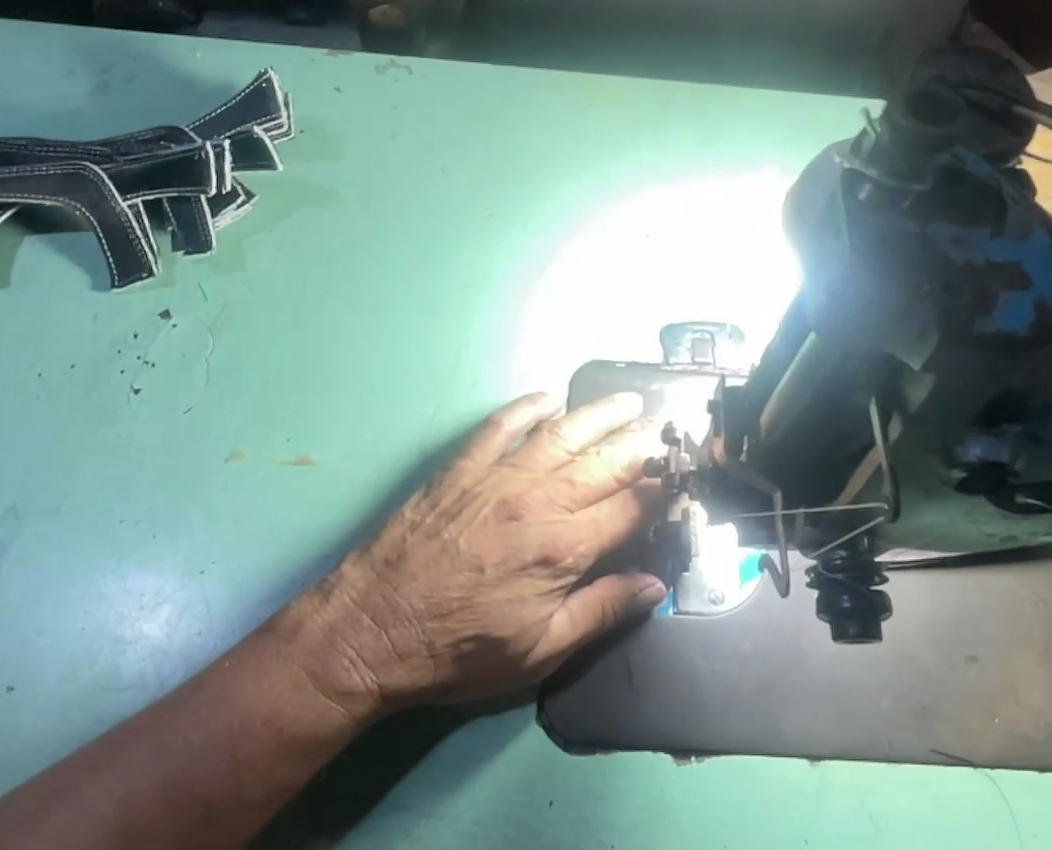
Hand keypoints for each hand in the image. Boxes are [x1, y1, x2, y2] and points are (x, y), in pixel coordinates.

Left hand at [299, 392, 666, 710]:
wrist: (370, 631)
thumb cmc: (458, 652)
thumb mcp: (539, 652)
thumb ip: (601, 612)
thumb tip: (656, 585)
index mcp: (564, 548)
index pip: (632, 506)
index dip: (663, 492)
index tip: (681, 480)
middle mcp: (538, 500)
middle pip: (605, 461)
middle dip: (643, 444)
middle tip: (667, 430)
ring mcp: (497, 477)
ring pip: (561, 433)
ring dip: (599, 413)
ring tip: (627, 400)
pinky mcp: (461, 468)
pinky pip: (501, 425)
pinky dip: (526, 407)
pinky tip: (547, 399)